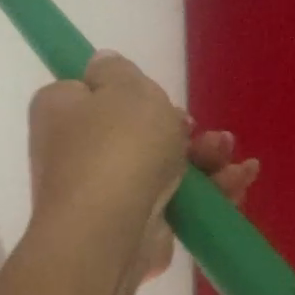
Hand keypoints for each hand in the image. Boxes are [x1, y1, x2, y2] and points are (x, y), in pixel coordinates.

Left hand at [28, 51, 258, 279]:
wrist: (110, 229)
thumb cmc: (116, 146)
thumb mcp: (122, 86)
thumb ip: (115, 70)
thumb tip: (98, 65)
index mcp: (57, 113)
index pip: (85, 92)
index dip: (122, 90)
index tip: (146, 92)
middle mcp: (70, 151)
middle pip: (132, 128)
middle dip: (176, 125)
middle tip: (189, 126)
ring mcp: (99, 189)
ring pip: (161, 163)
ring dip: (203, 156)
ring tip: (222, 154)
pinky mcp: (129, 221)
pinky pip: (174, 198)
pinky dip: (208, 189)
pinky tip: (236, 180)